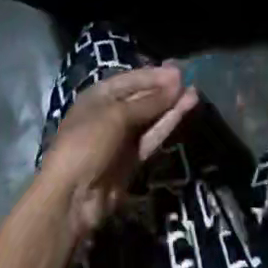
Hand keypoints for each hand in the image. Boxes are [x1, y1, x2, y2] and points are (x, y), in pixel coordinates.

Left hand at [39, 65, 199, 233]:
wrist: (73, 196)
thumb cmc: (87, 142)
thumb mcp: (116, 115)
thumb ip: (148, 101)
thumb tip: (175, 84)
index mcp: (98, 96)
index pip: (130, 80)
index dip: (153, 75)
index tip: (177, 70)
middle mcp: (110, 114)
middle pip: (142, 97)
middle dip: (164, 89)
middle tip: (189, 78)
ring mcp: (122, 138)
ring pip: (150, 117)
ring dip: (170, 106)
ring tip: (194, 93)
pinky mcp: (132, 159)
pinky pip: (152, 136)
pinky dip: (167, 124)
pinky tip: (183, 111)